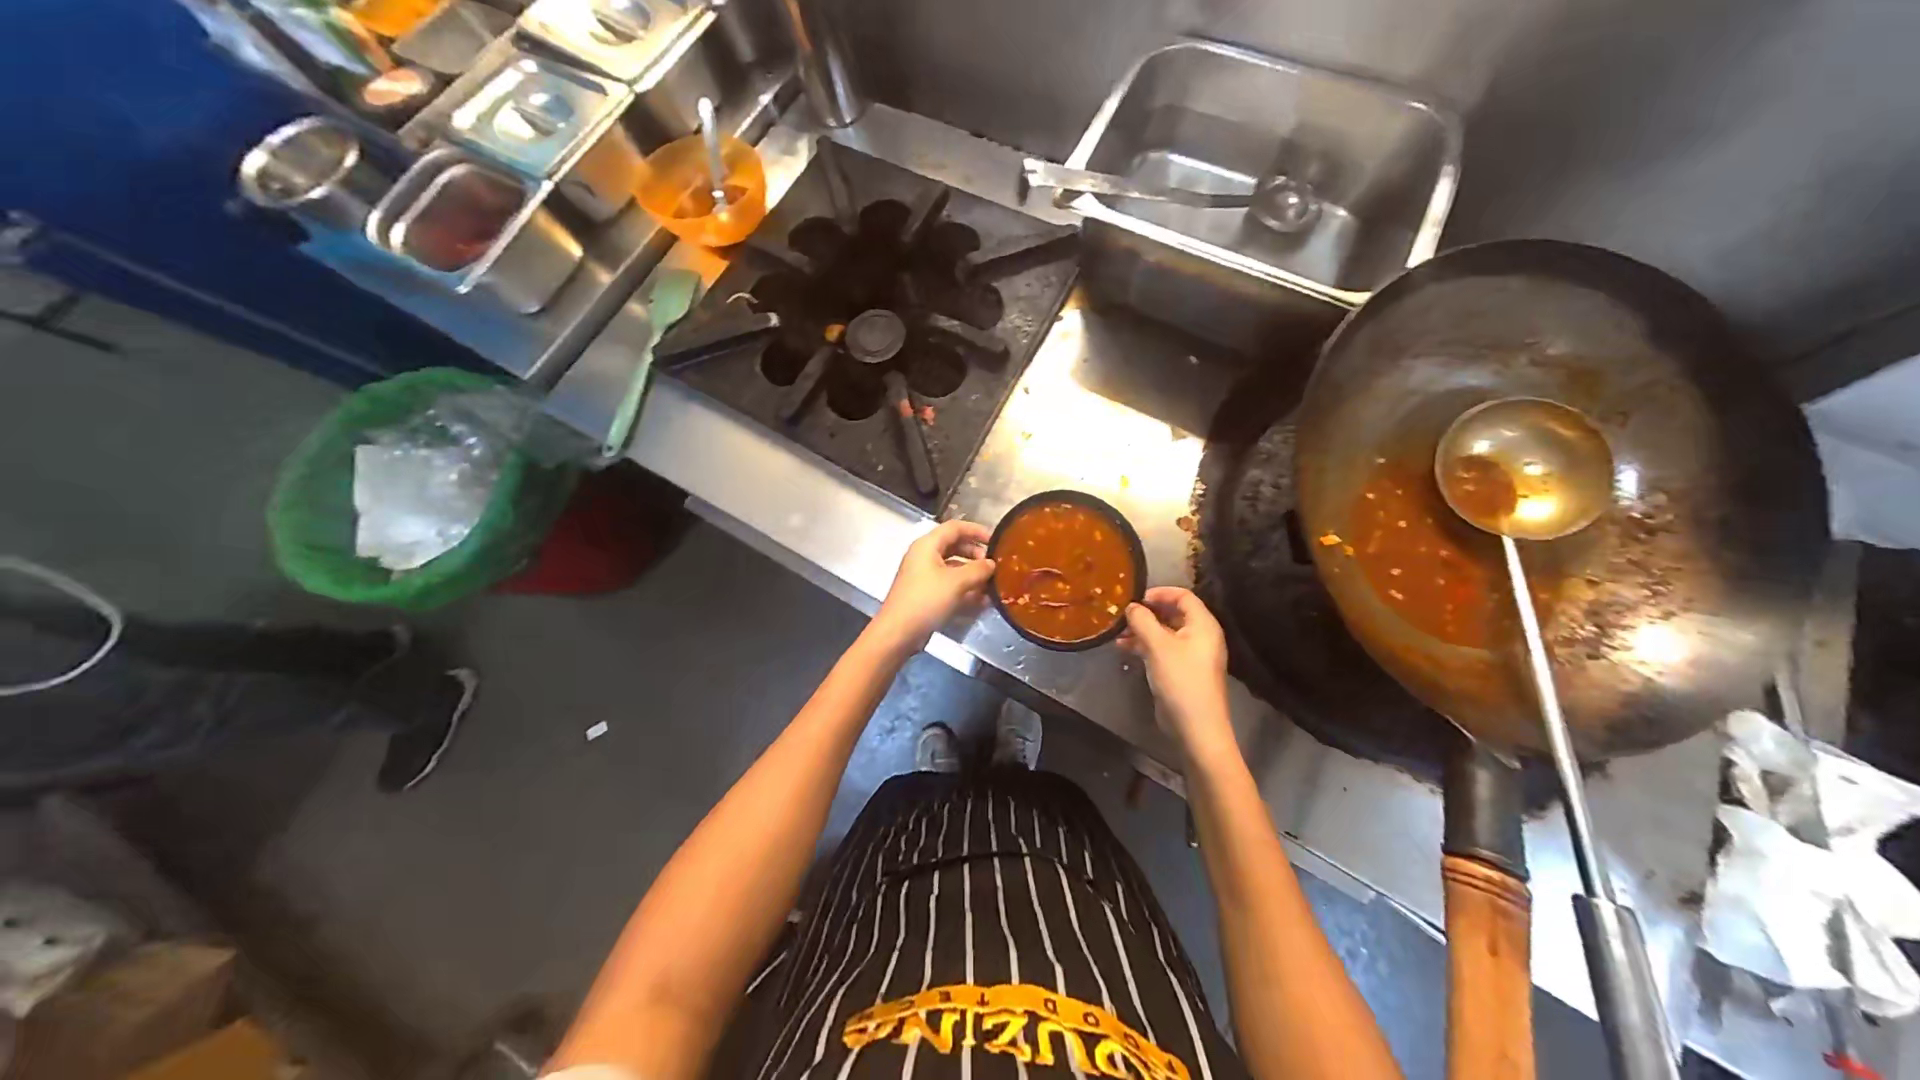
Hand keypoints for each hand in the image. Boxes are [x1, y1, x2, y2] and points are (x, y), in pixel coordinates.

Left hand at [871, 520, 995, 650]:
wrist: (899, 632)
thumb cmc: (926, 600)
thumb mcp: (957, 582)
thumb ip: (978, 570)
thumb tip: (992, 564)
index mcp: (927, 545)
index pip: (955, 527)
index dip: (977, 531)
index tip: (996, 541)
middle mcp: (924, 555)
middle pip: (954, 545)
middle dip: (975, 554)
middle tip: (993, 565)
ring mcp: (923, 574)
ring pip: (952, 566)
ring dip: (972, 572)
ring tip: (990, 583)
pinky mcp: (925, 592)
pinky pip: (948, 582)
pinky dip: (963, 587)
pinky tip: (980, 599)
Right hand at [1119, 587, 1235, 759]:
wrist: (1195, 726)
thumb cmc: (1180, 679)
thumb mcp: (1157, 646)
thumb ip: (1143, 621)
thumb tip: (1131, 606)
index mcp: (1203, 625)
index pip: (1183, 596)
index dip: (1159, 592)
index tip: (1135, 598)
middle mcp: (1200, 636)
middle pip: (1173, 613)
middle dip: (1147, 612)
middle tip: (1123, 615)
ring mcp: (1191, 654)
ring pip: (1165, 633)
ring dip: (1142, 630)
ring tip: (1118, 634)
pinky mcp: (1182, 670)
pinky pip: (1163, 649)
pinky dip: (1145, 646)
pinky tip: (1124, 649)